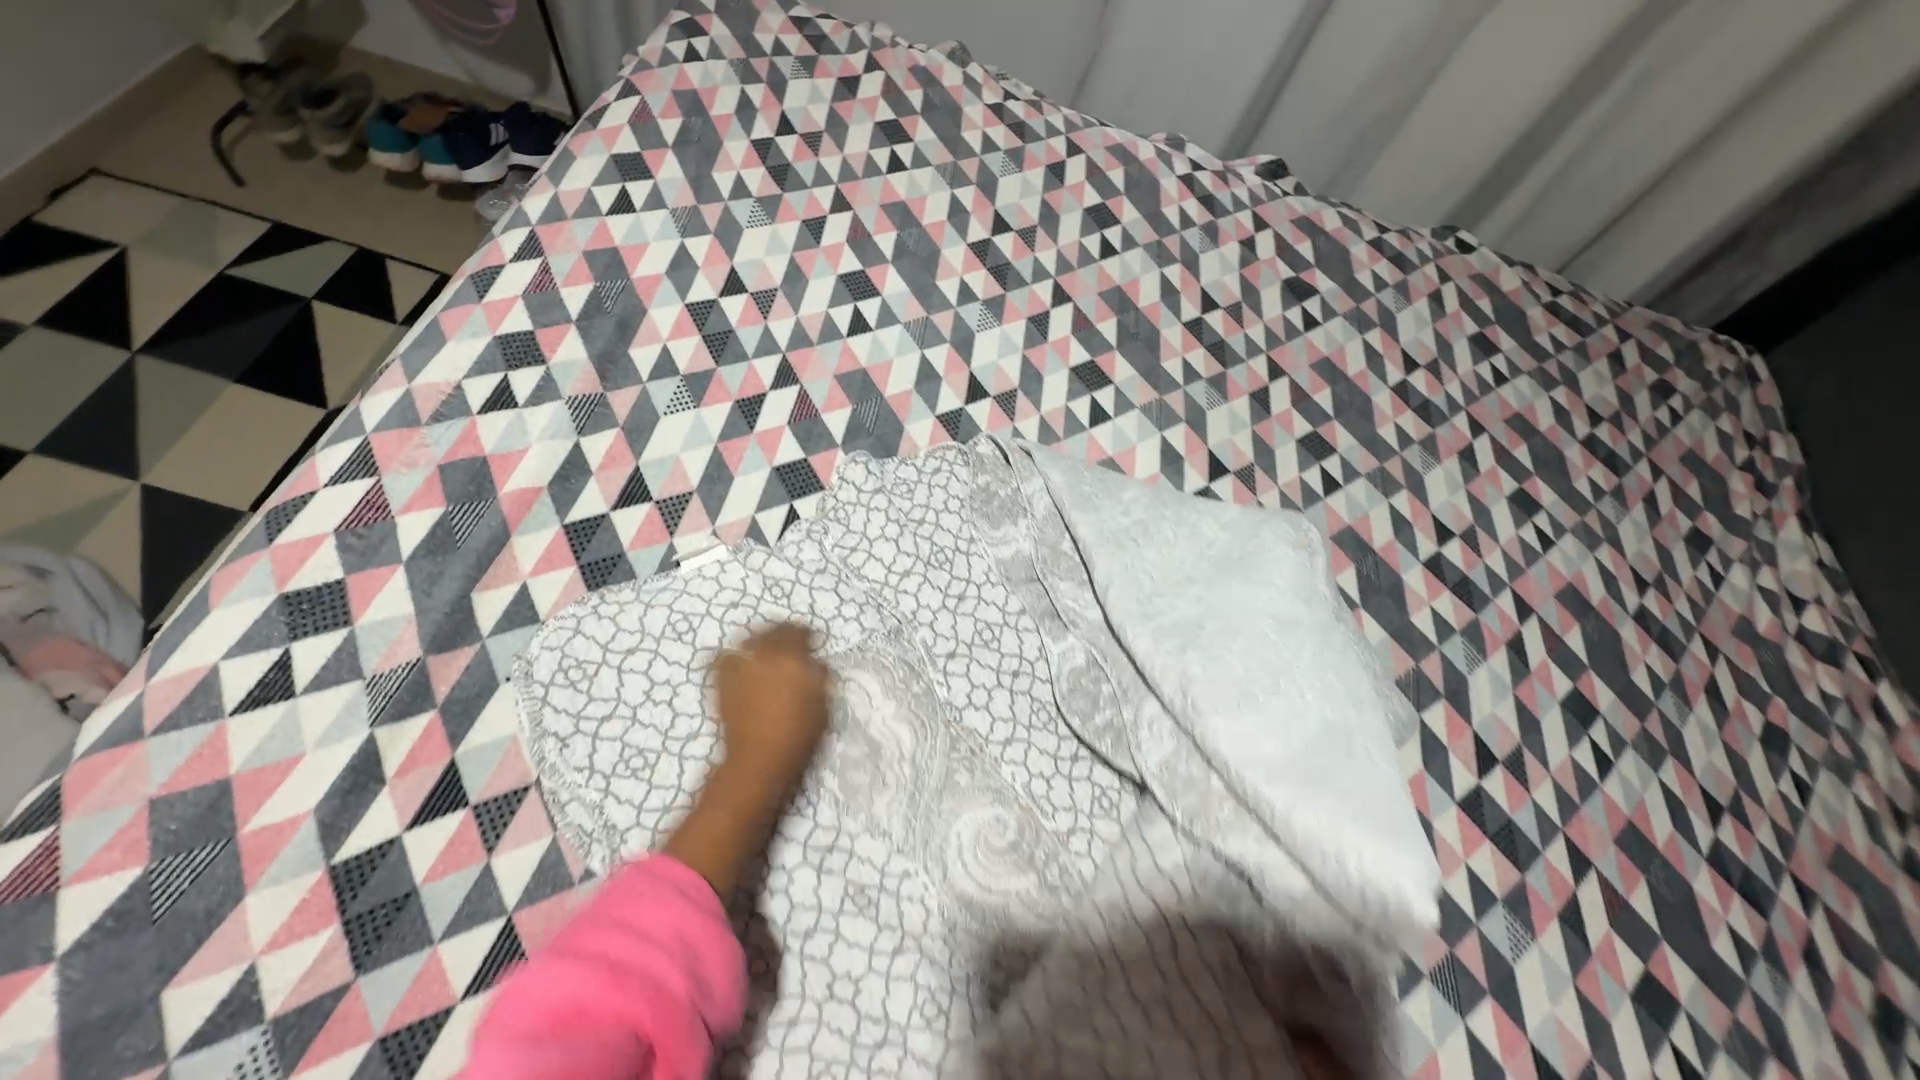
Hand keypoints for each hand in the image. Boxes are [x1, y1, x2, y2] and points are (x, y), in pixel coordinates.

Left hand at [711, 622, 831, 795]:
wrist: (760, 759)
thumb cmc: (799, 733)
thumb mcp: (823, 702)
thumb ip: (818, 675)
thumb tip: (813, 663)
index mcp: (791, 656)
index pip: (798, 630)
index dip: (807, 634)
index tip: (813, 643)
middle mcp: (762, 654)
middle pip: (771, 630)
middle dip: (782, 635)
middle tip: (790, 648)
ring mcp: (739, 666)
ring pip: (747, 640)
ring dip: (758, 642)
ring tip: (764, 654)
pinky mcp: (721, 681)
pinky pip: (724, 658)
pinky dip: (732, 656)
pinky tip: (740, 663)